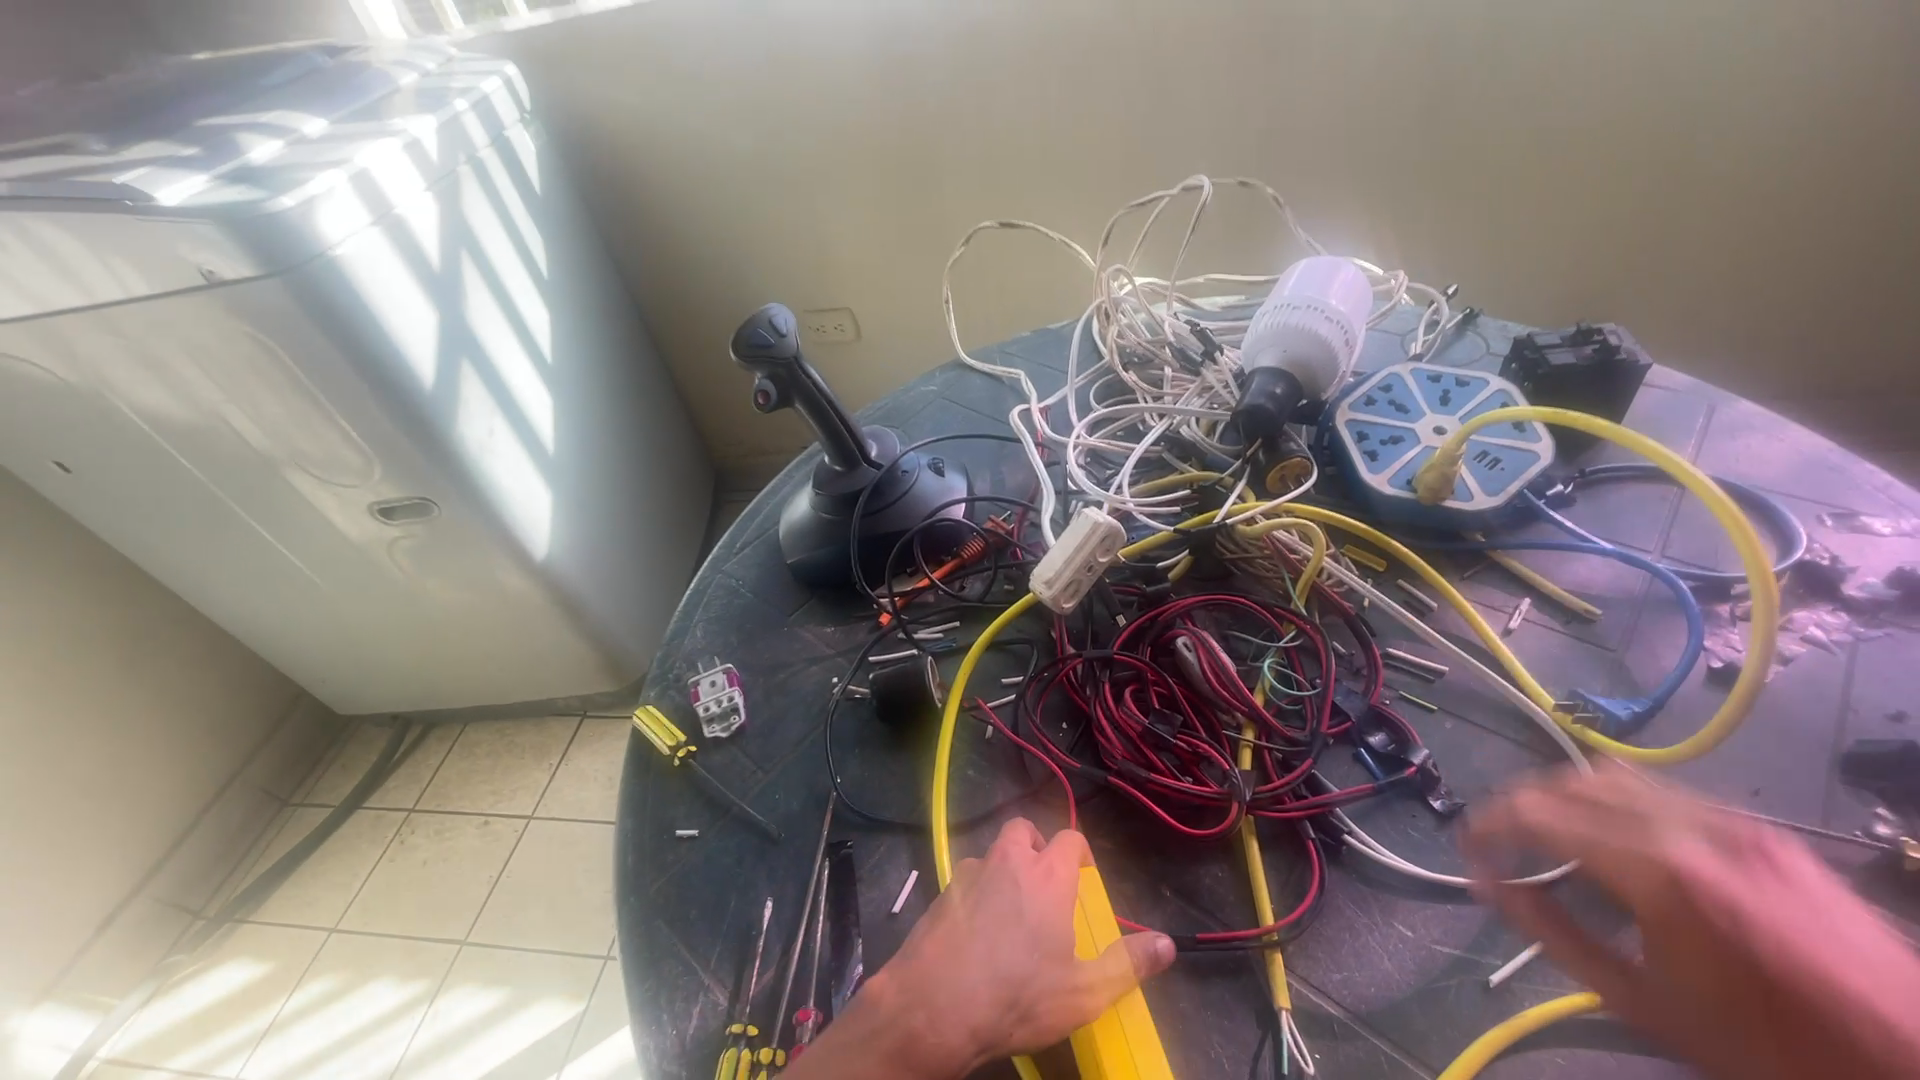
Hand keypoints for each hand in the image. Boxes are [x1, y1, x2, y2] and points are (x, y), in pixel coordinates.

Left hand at [787, 819, 1173, 1079]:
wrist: (934, 1007)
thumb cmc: (1017, 995)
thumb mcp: (1084, 992)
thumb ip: (1128, 965)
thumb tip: (1167, 944)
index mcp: (1047, 876)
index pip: (1069, 839)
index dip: (1079, 853)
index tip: (1084, 878)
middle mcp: (1007, 862)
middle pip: (1022, 830)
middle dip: (1035, 846)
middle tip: (1045, 886)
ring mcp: (968, 876)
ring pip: (991, 856)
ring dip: (1004, 872)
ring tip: (1012, 915)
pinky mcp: (940, 896)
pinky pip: (966, 883)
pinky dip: (977, 896)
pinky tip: (979, 935)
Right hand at [1465, 762, 1919, 1079]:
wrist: (1916, 1059)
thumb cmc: (1766, 1046)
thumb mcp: (1643, 1003)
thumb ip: (1553, 934)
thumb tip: (1492, 886)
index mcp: (1658, 871)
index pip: (1539, 814)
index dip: (1489, 823)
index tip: (1466, 845)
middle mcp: (1691, 826)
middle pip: (1571, 781)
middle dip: (1519, 803)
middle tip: (1496, 837)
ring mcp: (1731, 820)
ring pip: (1615, 774)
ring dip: (1564, 793)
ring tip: (1544, 828)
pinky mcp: (1759, 828)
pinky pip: (1662, 790)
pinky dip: (1614, 799)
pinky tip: (1610, 836)